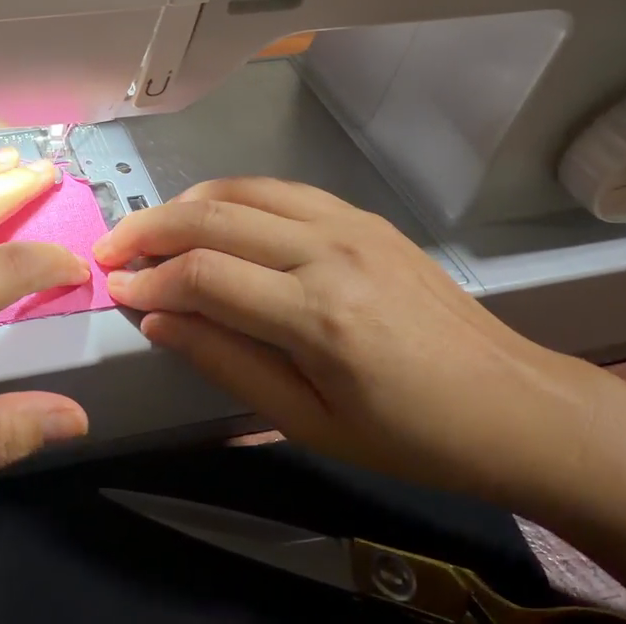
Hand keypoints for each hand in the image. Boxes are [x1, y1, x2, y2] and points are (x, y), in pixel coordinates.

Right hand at [94, 178, 609, 506]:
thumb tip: (158, 319)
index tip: (116, 292)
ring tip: (150, 230)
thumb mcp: (309, 422)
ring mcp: (350, 224)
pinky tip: (210, 216)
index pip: (204, 276)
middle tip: (110, 248)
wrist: (516, 405)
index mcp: (318, 316)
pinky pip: (278, 189)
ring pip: (241, 190)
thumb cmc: (410, 435)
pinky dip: (230, 196)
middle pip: (213, 217)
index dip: (149, 281)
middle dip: (149, 228)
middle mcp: (330, 252)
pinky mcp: (363, 216)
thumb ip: (225, 362)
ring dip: (184, 204)